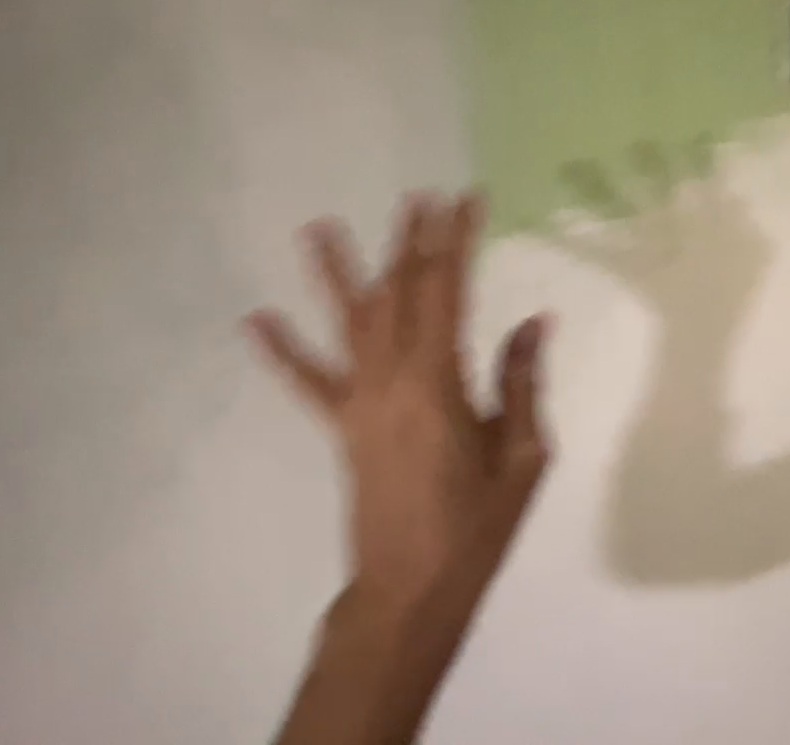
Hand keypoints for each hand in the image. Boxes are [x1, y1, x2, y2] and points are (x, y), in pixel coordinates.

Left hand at [246, 193, 551, 613]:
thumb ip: (521, 383)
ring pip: (350, 323)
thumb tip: (534, 321)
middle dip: (412, 241)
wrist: (410, 591)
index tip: (467, 200)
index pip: (448, 291)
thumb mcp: (522, 457)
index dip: (457, 241)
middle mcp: (391, 379)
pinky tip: (255, 320)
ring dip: (339, 273)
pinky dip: (282, 352)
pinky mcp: (340, 426)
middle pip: (400, 293)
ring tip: (320, 228)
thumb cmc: (476, 526)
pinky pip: (308, 383)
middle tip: (421, 197)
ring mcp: (358, 401)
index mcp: (438, 382)